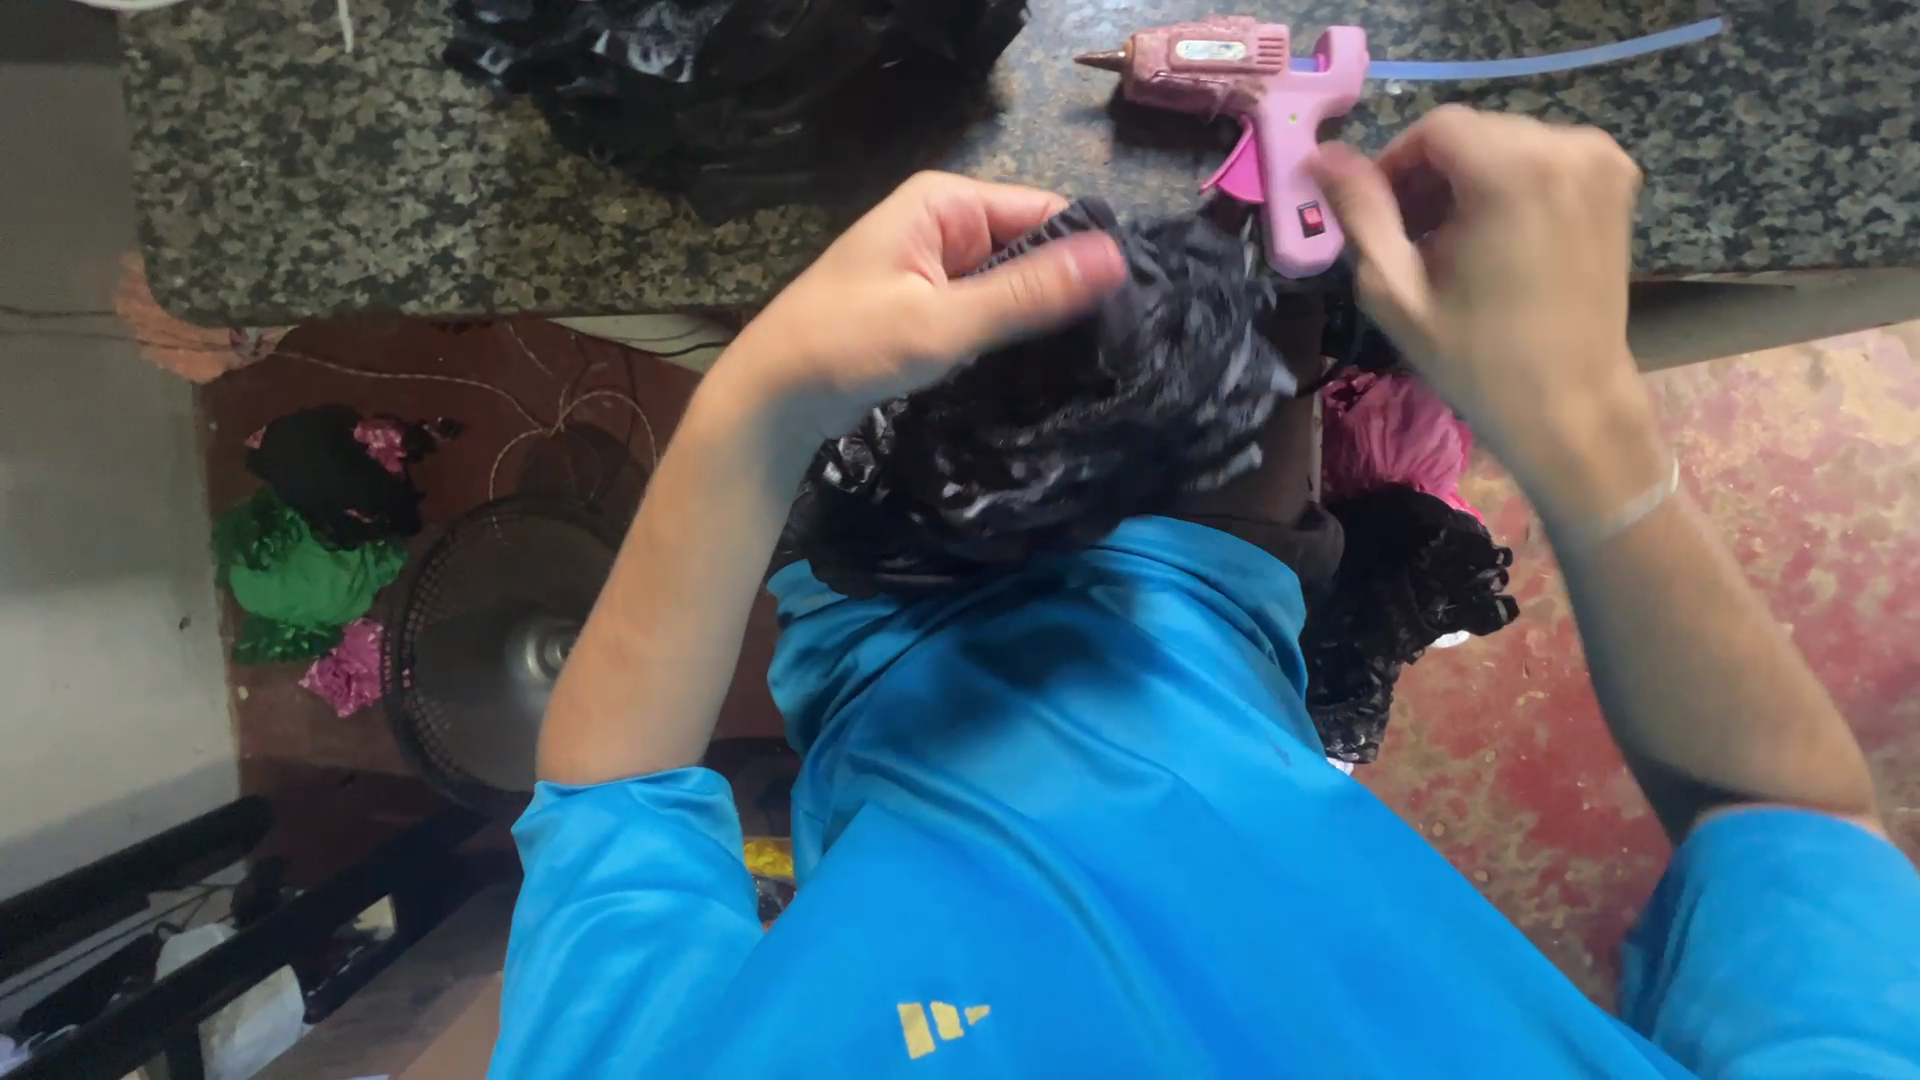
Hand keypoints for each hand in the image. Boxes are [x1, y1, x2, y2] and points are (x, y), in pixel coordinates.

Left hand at [710, 171, 1127, 442]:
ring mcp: (932, 271)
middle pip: (1026, 249)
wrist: (774, 397)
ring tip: (1085, 362)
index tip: (1125, 309)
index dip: (1083, 255)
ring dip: (1034, 320)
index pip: (1042, 212)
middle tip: (1111, 347)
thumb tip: (1116, 259)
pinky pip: (981, 315)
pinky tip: (1035, 369)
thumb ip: (1026, 293)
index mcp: (945, 203)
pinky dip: (1004, 338)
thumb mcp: (941, 320)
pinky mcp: (925, 311)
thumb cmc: (847, 347)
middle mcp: (941, 226)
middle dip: (1060, 292)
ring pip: (1006, 286)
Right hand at [1309, 106, 1667, 526]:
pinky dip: (1499, 191)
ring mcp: (1601, 162)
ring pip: (1502, 147)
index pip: (1435, 128)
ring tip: (1441, 249)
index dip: (1391, 165)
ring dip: (1460, 186)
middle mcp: (1569, 147)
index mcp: (1513, 170)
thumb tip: (1321, 159)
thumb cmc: (1470, 355)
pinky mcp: (1614, 183)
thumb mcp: (1394, 290)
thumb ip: (1359, 214)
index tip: (1372, 218)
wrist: (1565, 400)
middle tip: (1400, 241)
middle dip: (1425, 178)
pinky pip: (1537, 163)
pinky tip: (1483, 245)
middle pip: (1471, 134)